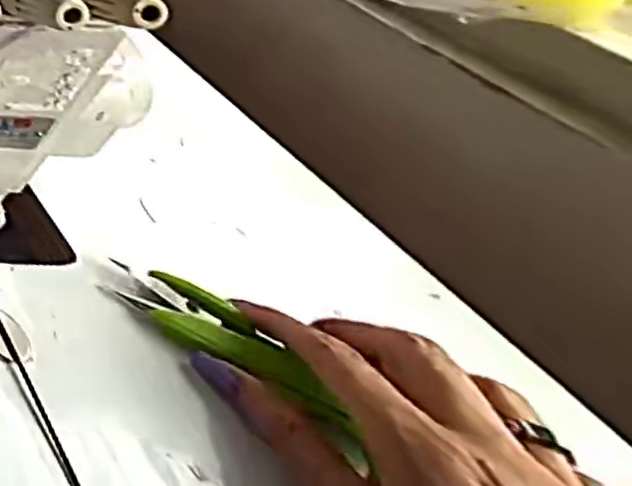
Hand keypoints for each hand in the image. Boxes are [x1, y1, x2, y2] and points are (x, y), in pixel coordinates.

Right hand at [191, 303, 582, 485]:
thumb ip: (297, 442)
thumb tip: (240, 384)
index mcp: (423, 448)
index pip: (331, 355)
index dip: (280, 326)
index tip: (250, 315)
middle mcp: (488, 449)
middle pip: (406, 350)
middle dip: (348, 333)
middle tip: (308, 337)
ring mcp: (545, 475)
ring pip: (480, 384)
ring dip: (420, 366)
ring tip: (386, 372)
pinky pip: (538, 436)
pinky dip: (490, 416)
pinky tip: (473, 432)